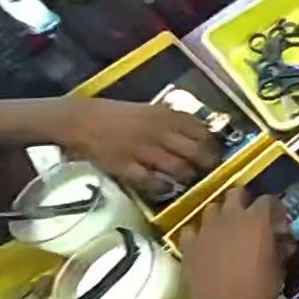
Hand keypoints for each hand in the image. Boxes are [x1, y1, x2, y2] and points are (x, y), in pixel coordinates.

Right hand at [49, 99, 219, 196]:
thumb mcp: (152, 110)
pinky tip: (163, 188)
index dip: (213, 147)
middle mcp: (161, 132)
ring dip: (187, 178)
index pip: (203, 133)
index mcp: (168, 116)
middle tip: (207, 172)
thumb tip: (201, 132)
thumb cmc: (119, 114)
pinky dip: (161, 187)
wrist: (82, 120)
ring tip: (186, 181)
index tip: (215, 155)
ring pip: (179, 169)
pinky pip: (152, 182)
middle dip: (206, 166)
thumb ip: (175, 120)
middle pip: (197, 153)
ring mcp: (144, 150)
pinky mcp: (127, 166)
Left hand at [176, 187, 288, 298]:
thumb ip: (280, 250)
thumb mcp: (277, 269)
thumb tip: (284, 242)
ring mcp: (206, 228)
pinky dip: (199, 234)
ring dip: (222, 215)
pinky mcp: (189, 244)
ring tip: (228, 230)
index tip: (279, 224)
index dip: (275, 209)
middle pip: (236, 193)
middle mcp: (230, 216)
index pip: (269, 200)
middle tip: (251, 219)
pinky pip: (192, 230)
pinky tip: (205, 245)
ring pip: (212, 208)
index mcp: (257, 219)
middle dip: (245, 201)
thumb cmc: (258, 291)